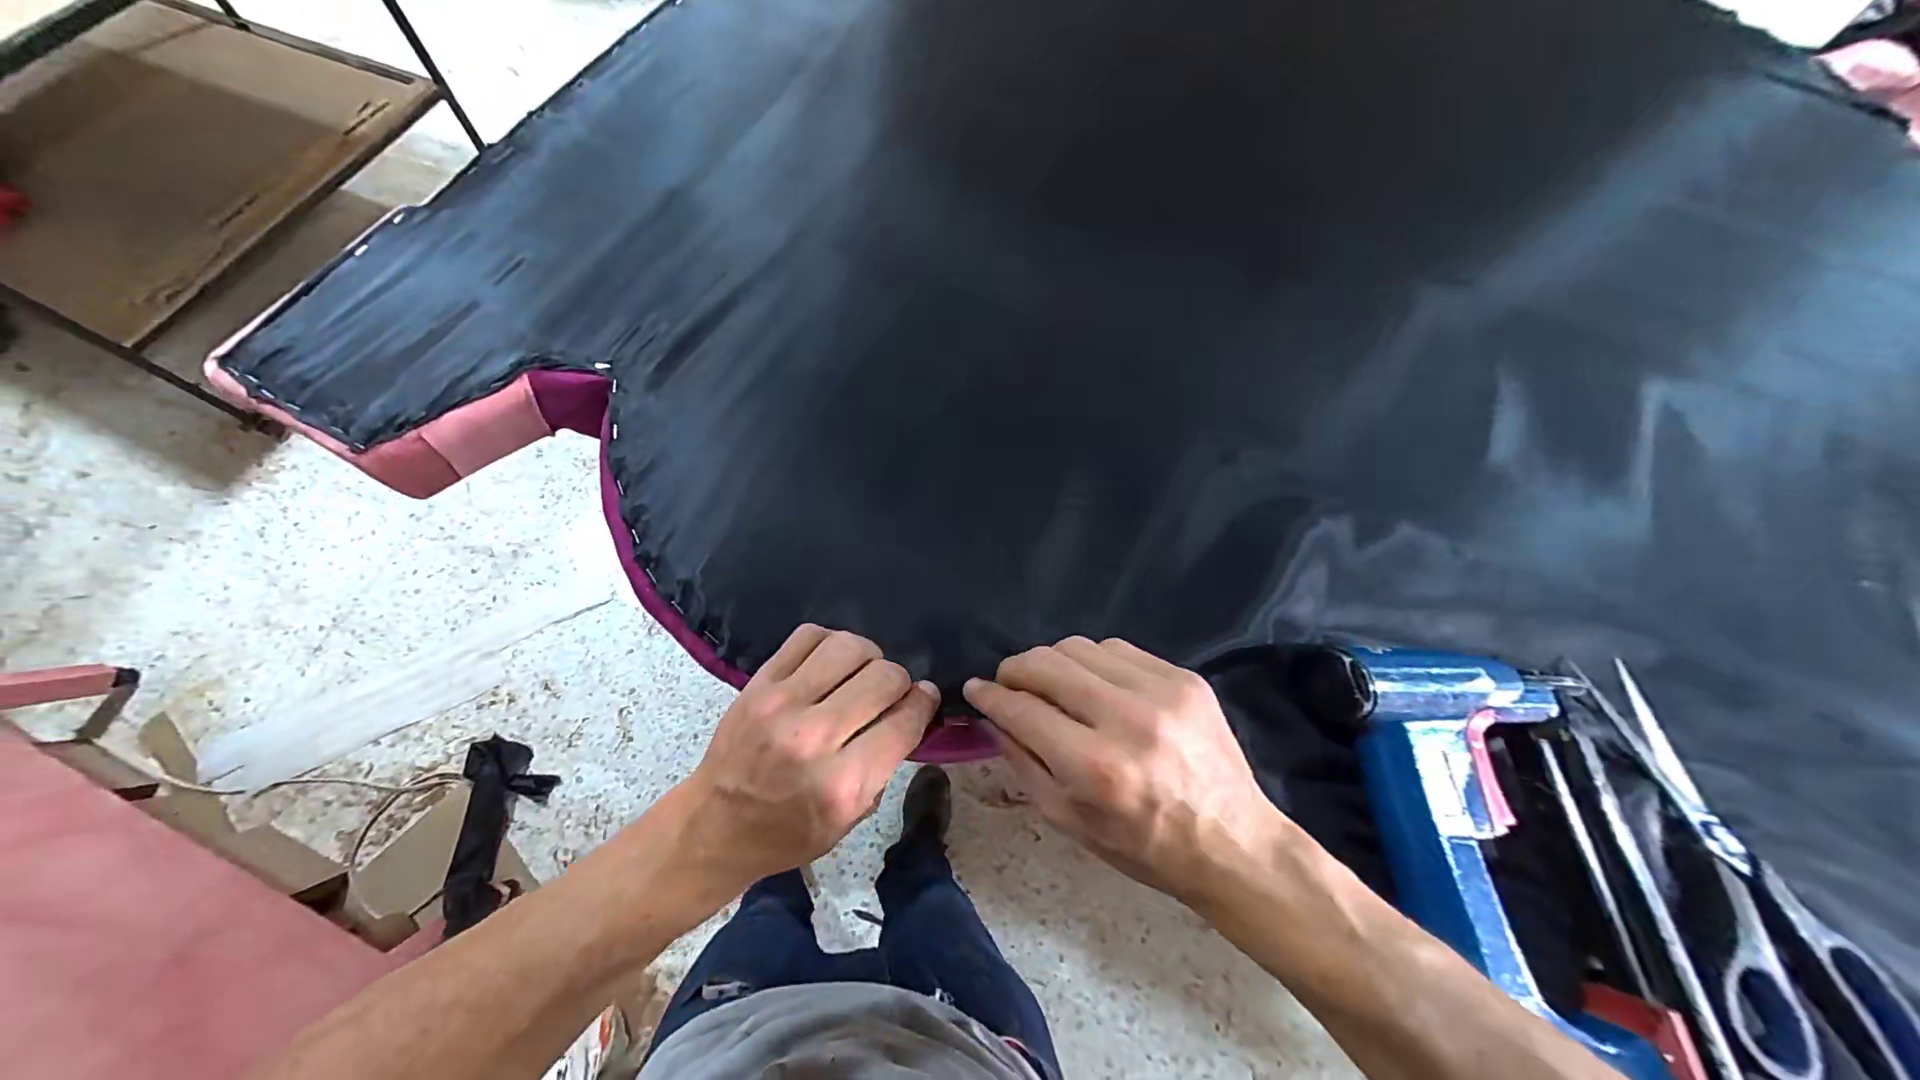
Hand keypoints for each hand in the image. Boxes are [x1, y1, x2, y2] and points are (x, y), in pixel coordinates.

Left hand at [682, 624, 938, 889]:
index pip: (904, 721)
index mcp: (841, 784)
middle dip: (900, 681)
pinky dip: (831, 643)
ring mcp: (780, 704)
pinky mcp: (758, 683)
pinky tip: (831, 663)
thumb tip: (912, 710)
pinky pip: (809, 635)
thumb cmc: (788, 833)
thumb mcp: (849, 820)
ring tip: (862, 674)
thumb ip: (885, 766)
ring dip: (869, 657)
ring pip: (850, 647)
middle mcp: (813, 738)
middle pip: (884, 677)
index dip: (924, 703)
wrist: (714, 825)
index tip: (925, 697)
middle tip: (891, 693)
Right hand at [964, 636, 1289, 903]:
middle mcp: (1127, 718)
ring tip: (1051, 685)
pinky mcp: (1184, 678)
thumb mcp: (1069, 821)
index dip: (990, 695)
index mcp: (1095, 766)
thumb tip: (993, 718)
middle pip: (1047, 664)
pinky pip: (1117, 649)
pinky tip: (1094, 684)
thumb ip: (1023, 763)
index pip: (1022, 709)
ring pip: (1079, 647)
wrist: (1233, 841)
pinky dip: (1093, 662)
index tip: (975, 689)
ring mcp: (1161, 691)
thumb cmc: (1144, 846)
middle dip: (1014, 669)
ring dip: (1052, 662)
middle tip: (1008, 683)